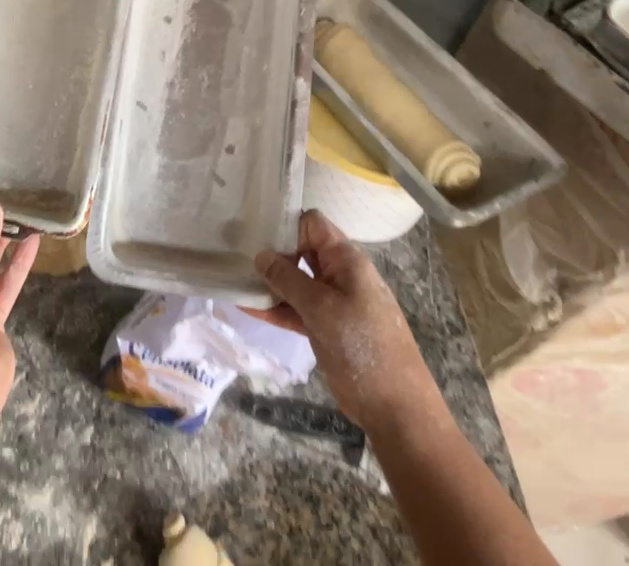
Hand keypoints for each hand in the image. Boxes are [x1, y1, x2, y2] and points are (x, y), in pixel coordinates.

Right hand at [248, 210, 435, 432]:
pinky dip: (275, 307)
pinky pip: (295, 308)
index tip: (255, 234)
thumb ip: (288, 279)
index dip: (286, 225)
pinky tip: (246, 307)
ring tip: (234, 280)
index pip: (312, 225)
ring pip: (296, 282)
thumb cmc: (361, 346)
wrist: (393, 404)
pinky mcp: (325, 327)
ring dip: (270, 283)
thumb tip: (261, 255)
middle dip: (272, 253)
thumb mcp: (321, 308)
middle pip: (301, 250)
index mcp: (346, 261)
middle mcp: (339, 275)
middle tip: (236, 255)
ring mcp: (332, 302)